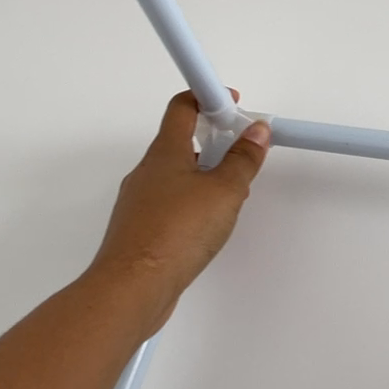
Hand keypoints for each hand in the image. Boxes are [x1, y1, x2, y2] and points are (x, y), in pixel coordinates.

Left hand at [83, 91, 269, 333]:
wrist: (131, 289)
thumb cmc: (178, 231)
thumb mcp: (224, 191)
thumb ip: (243, 160)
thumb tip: (256, 130)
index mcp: (165, 151)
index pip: (182, 107)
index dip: (208, 98)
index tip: (233, 106)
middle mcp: (147, 171)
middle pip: (180, 141)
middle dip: (214, 143)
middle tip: (242, 156)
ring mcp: (139, 201)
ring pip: (176, 175)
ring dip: (205, 176)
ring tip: (232, 197)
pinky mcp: (139, 230)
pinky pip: (169, 203)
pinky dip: (192, 203)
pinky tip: (208, 226)